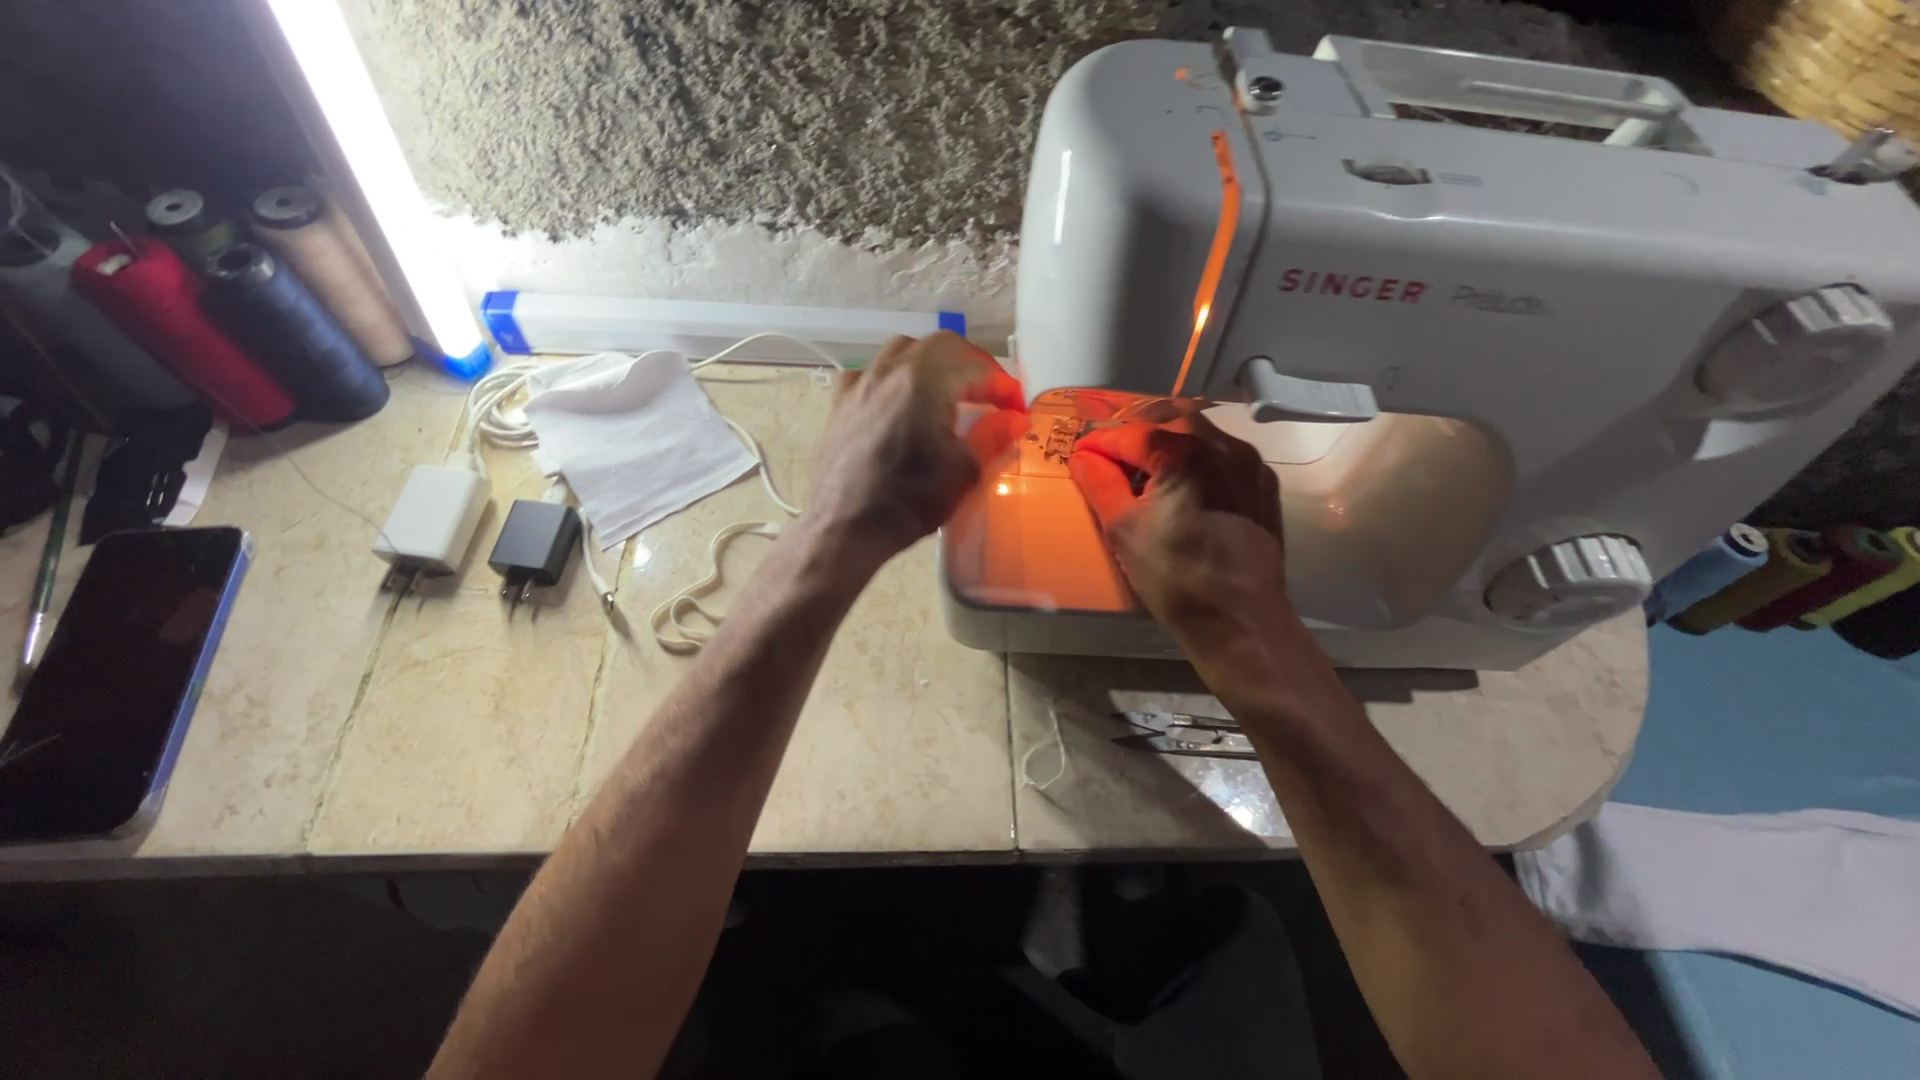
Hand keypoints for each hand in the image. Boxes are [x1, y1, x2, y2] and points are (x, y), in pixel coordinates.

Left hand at [806, 332, 1026, 570]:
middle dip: (972, 366)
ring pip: (904, 350)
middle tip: (991, 396)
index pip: (977, 366)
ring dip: (935, 363)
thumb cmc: (909, 501)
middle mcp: (891, 370)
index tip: (1016, 408)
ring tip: (950, 392)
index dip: (1003, 385)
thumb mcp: (964, 472)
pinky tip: (901, 401)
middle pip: (941, 346)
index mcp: (926, 380)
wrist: (845, 527)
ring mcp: (861, 383)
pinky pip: (873, 372)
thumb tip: (1015, 418)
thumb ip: (993, 436)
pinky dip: (895, 377)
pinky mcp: (841, 402)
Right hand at [1068, 413, 1295, 649]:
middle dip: (1135, 435)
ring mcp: (1249, 463)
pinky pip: (1224, 457)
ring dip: (1169, 445)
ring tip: (1146, 474)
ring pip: (1200, 434)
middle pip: (1168, 422)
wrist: (1241, 619)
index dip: (1099, 443)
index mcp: (1184, 452)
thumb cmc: (1176, 577)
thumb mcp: (1124, 530)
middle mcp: (1223, 445)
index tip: (1080, 455)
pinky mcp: (1263, 485)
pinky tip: (1185, 490)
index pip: (1130, 433)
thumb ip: (1100, 484)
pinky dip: (1198, 461)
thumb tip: (1084, 457)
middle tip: (1112, 460)